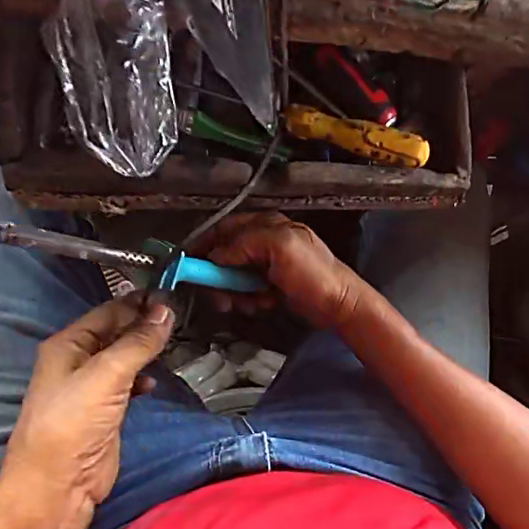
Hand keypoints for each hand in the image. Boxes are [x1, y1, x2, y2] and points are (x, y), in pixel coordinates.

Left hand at [0, 298, 174, 528]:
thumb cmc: (71, 426)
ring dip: (147, 350)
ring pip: (125, 357)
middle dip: (146, 324)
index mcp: (67, 345)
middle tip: (182, 317)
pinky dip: (144, 377)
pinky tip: (154, 381)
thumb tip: (166, 312)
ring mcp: (92, 387)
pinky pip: (129, 382)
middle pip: (117, 332)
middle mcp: (77, 362)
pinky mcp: (106, 410)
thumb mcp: (106, 377)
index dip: (139, 303)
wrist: (58, 487)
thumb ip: (137, 343)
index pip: (108, 311)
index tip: (173, 295)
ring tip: (174, 343)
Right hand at [199, 212, 370, 329]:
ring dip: (235, 292)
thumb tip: (215, 255)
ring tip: (249, 303)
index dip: (204, 245)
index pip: (224, 228)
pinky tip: (262, 304)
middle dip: (219, 276)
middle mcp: (265, 240)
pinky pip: (247, 290)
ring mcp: (268, 264)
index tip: (188, 265)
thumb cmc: (313, 273)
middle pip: (224, 254)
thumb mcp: (280, 248)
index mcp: (267, 224)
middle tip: (221, 297)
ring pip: (234, 276)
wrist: (339, 305)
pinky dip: (249, 299)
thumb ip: (245, 244)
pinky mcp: (272, 284)